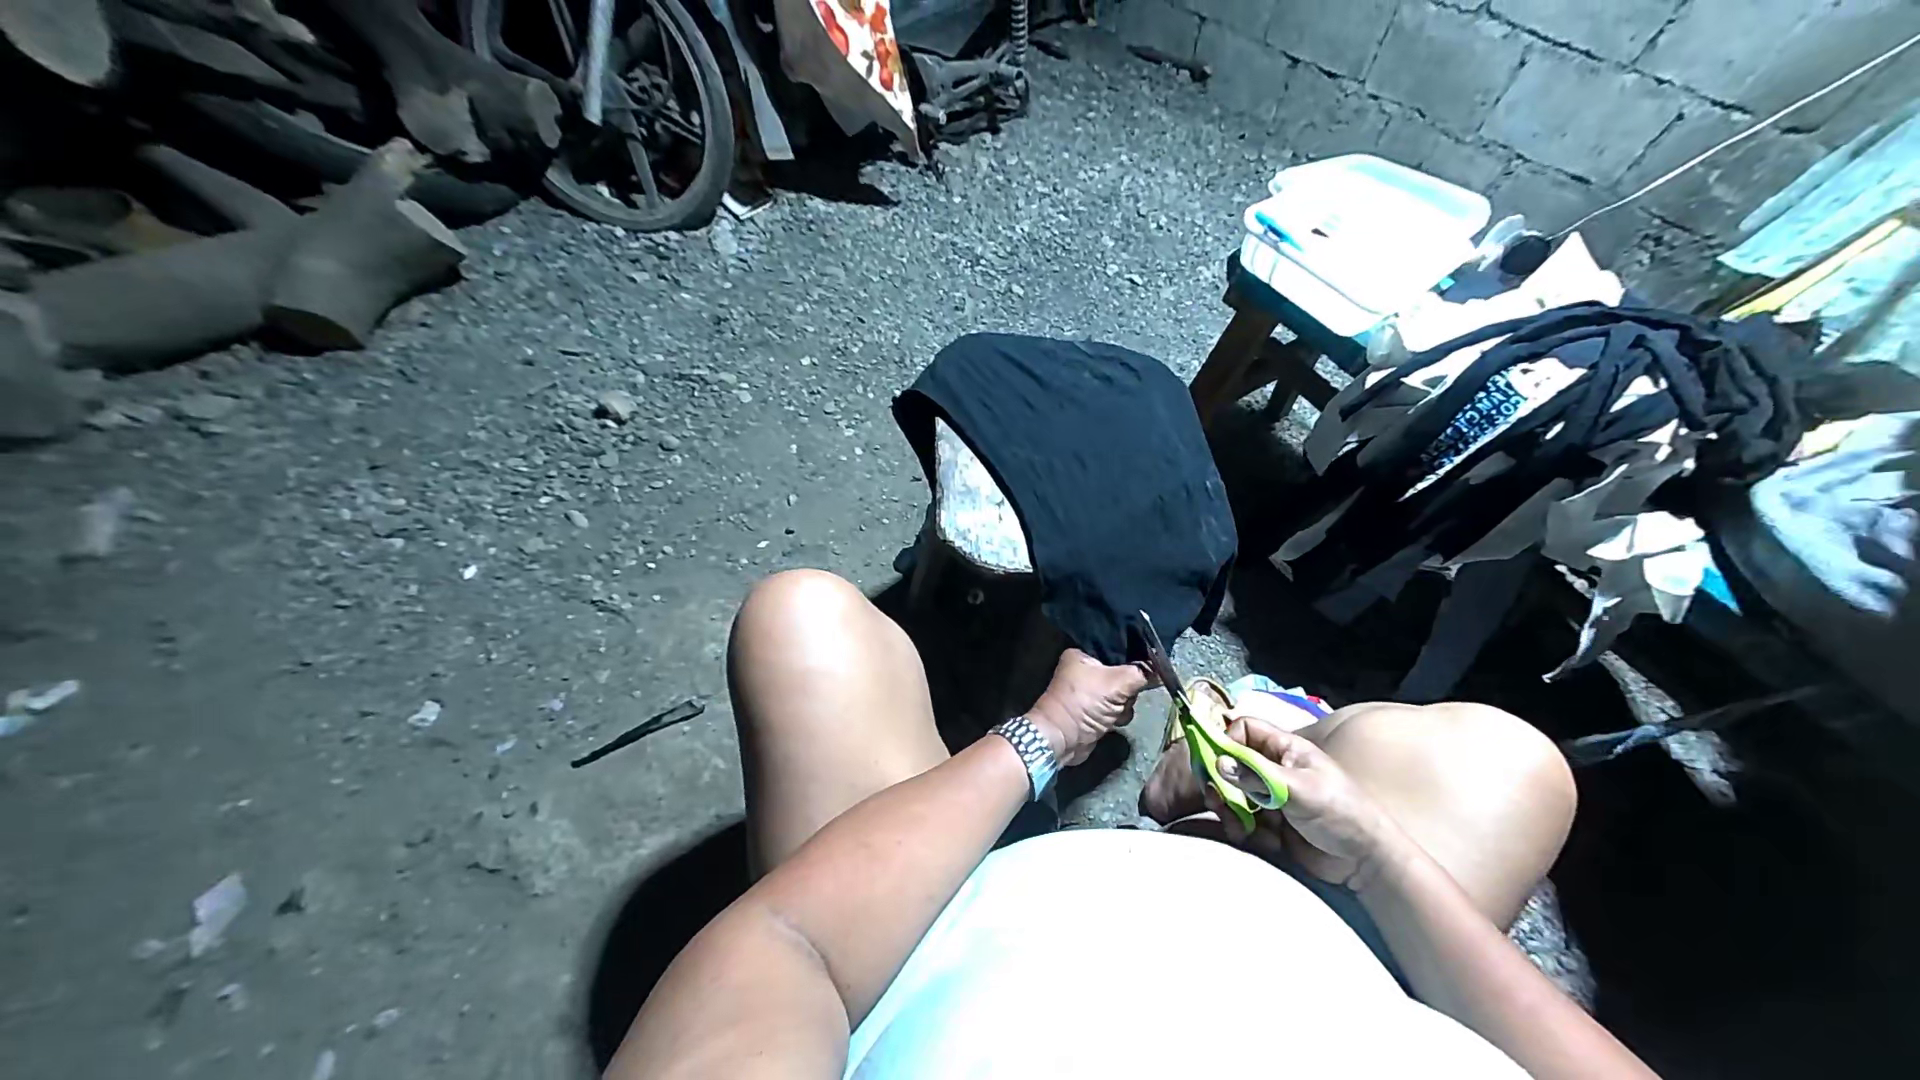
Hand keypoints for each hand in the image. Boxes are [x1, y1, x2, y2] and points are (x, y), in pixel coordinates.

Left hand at [1024, 649, 1153, 765]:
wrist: (1062, 739)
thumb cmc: (1083, 703)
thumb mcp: (1116, 683)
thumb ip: (1141, 673)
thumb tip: (1161, 669)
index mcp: (1083, 654)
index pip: (1118, 647)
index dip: (1134, 657)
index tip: (1149, 666)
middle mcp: (1086, 669)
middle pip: (1124, 672)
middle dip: (1128, 688)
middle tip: (1122, 694)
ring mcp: (1091, 691)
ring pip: (1124, 692)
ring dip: (1124, 704)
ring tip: (1114, 711)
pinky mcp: (1096, 709)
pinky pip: (1118, 707)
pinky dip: (1118, 715)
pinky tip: (1112, 722)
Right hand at [1146, 714, 1402, 889]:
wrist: (1366, 862)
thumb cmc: (1340, 813)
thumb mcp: (1298, 789)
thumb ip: (1256, 775)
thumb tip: (1219, 762)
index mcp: (1285, 749)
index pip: (1245, 729)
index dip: (1228, 740)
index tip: (1218, 762)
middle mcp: (1274, 768)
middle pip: (1232, 763)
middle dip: (1222, 782)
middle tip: (1217, 798)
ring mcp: (1271, 796)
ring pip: (1233, 794)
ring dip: (1230, 810)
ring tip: (1238, 826)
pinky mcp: (1270, 823)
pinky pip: (1243, 820)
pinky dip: (1244, 830)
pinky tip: (1259, 839)